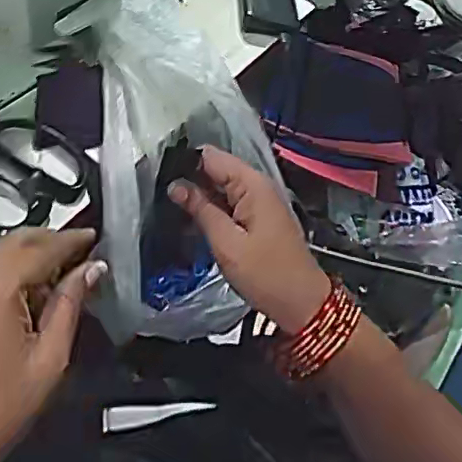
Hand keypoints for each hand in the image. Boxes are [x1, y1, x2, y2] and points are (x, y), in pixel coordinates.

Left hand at [0, 228, 105, 461]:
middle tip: (80, 253)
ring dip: (28, 255)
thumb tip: (89, 272)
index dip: (71, 239)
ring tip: (59, 276)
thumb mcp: (48, 360)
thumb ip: (69, 306)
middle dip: (49, 241)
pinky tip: (28, 294)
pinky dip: (8, 270)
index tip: (94, 238)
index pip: (41, 246)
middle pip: (15, 240)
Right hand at [168, 147, 331, 331]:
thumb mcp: (227, 243)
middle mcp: (256, 184)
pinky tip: (192, 218)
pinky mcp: (257, 215)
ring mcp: (258, 200)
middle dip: (188, 179)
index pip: (209, 156)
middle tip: (159, 195)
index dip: (184, 163)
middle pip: (214, 169)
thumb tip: (174, 185)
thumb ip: (200, 209)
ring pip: (219, 186)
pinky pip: (228, 201)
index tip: (158, 176)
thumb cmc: (266, 274)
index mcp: (251, 184)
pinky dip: (211, 207)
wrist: (303, 305)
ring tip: (169, 206)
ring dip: (198, 195)